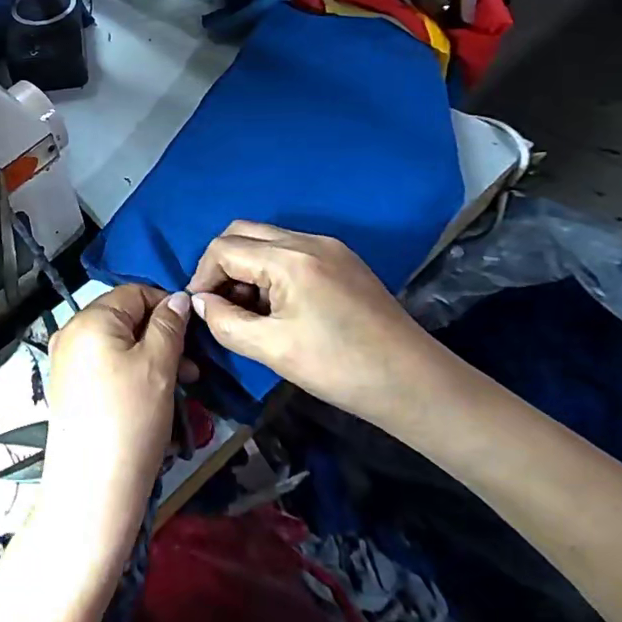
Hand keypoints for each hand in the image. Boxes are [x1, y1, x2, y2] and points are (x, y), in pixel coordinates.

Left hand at [39, 285, 196, 535]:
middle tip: (193, 367)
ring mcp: (66, 359)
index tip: (194, 333)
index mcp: (88, 318)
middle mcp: (70, 331)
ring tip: (180, 385)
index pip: (133, 292)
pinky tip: (153, 397)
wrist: (93, 483)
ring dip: (151, 357)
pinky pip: (105, 365)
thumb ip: (169, 327)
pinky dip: (131, 373)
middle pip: (124, 318)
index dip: (167, 306)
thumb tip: (176, 298)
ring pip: (117, 344)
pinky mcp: (69, 385)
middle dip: (161, 336)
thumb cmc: (129, 418)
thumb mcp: (158, 366)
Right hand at [187, 221, 450, 425]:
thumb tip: (200, 303)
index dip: (203, 276)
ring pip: (265, 238)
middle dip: (220, 263)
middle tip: (220, 301)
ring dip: (245, 265)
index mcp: (290, 259)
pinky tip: (277, 303)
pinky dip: (270, 267)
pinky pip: (289, 249)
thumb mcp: (271, 350)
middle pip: (241, 232)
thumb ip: (223, 321)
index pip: (223, 249)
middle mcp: (308, 240)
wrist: (422, 388)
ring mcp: (330, 247)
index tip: (201, 308)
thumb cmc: (342, 369)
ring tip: (248, 306)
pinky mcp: (344, 261)